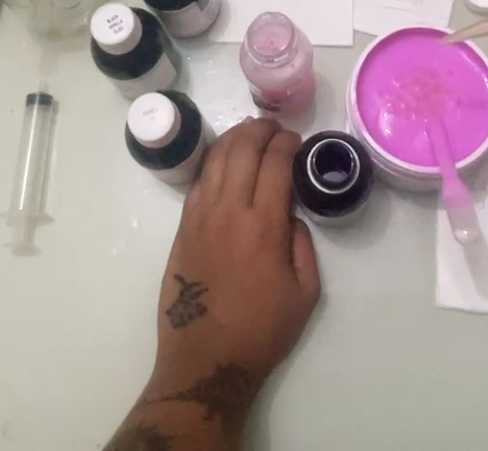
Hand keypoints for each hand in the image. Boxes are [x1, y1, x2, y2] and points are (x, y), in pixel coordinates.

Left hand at [150, 118, 319, 394]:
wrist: (205, 358)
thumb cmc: (261, 330)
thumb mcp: (305, 293)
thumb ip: (303, 246)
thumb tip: (290, 215)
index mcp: (264, 226)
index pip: (275, 163)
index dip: (287, 143)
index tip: (295, 139)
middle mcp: (230, 211)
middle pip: (243, 150)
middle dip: (261, 130)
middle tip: (274, 128)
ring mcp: (201, 216)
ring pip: (216, 159)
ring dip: (235, 138)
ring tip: (250, 132)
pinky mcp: (182, 227)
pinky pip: (198, 180)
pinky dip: (213, 161)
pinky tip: (224, 158)